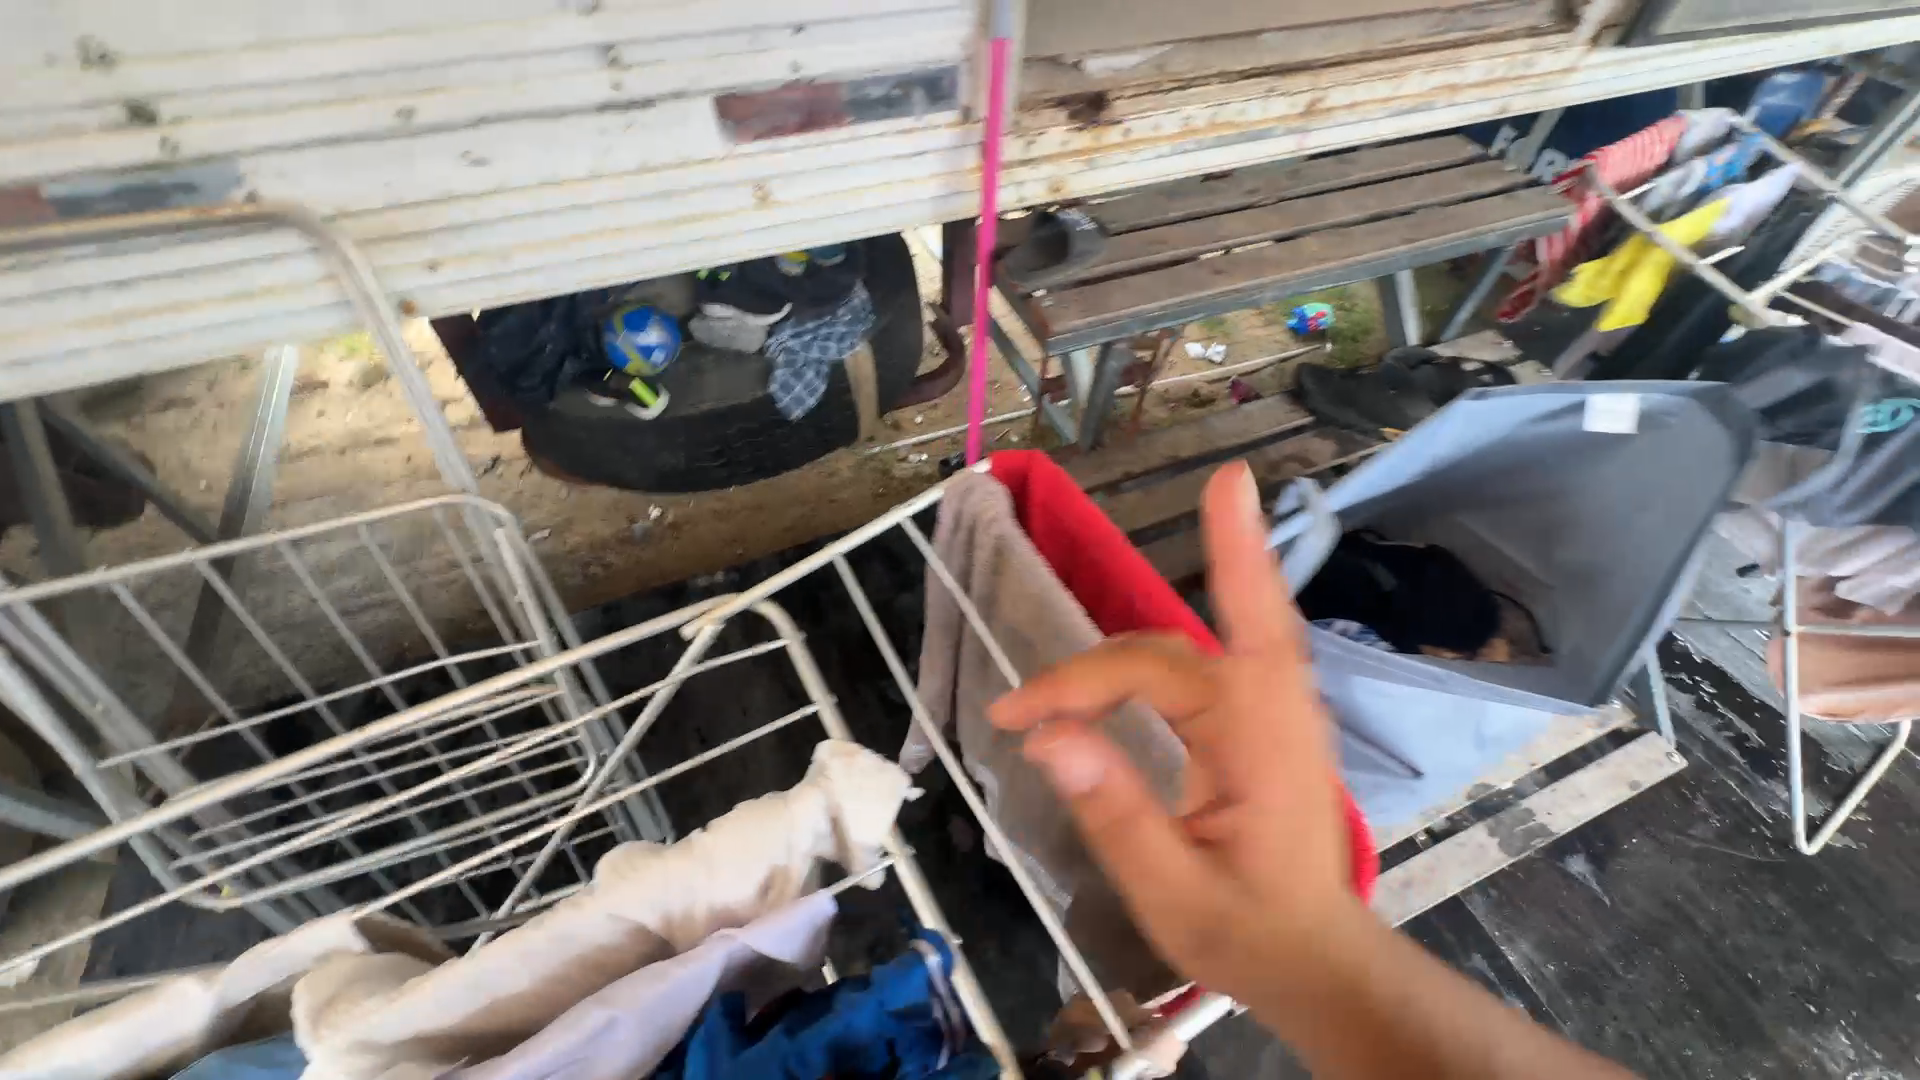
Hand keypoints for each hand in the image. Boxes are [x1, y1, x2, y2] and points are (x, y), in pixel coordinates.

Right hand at [988, 461, 1361, 1001]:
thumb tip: (1047, 737)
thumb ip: (1116, 814)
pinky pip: (1184, 666)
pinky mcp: (1247, 716)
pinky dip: (1133, 665)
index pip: (1208, 644)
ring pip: (1165, 655)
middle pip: (1158, 653)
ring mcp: (1260, 707)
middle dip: (1082, 677)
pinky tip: (1097, 684)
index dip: (1225, 552)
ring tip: (1039, 709)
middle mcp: (1266, 704)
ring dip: (1100, 673)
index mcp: (1259, 737)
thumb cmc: (1251, 933)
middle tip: (1016, 720)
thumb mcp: (1174, 894)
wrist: (1313, 960)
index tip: (1226, 480)